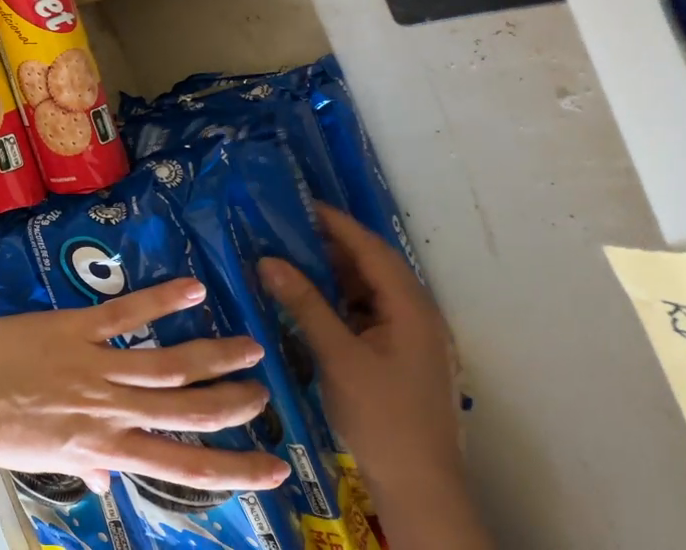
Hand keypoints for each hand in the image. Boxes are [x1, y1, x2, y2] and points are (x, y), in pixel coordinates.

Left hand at [0, 278, 291, 494]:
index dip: (235, 469)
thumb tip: (104, 481)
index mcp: (104, 448)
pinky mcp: (73, 329)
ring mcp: (95, 367)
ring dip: (215, 355)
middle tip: (266, 394)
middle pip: (189, 410)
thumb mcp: (42, 459)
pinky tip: (193, 289)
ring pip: (170, 364)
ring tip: (251, 347)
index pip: (183, 465)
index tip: (276, 468)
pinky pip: (125, 315)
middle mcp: (111, 411)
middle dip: (234, 404)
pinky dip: (161, 301)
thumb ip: (81, 465)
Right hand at [259, 206, 463, 499]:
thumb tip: (268, 260)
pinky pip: (364, 313)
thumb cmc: (382, 415)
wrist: (418, 482)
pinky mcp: (397, 357)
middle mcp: (416, 317)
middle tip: (281, 227)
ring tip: (285, 257)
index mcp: (412, 310)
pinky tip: (303, 300)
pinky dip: (335, 299)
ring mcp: (409, 339)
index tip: (297, 202)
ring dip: (330, 273)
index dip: (336, 224)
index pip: (372, 250)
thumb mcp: (337, 356)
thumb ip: (304, 304)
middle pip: (372, 267)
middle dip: (329, 245)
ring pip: (367, 291)